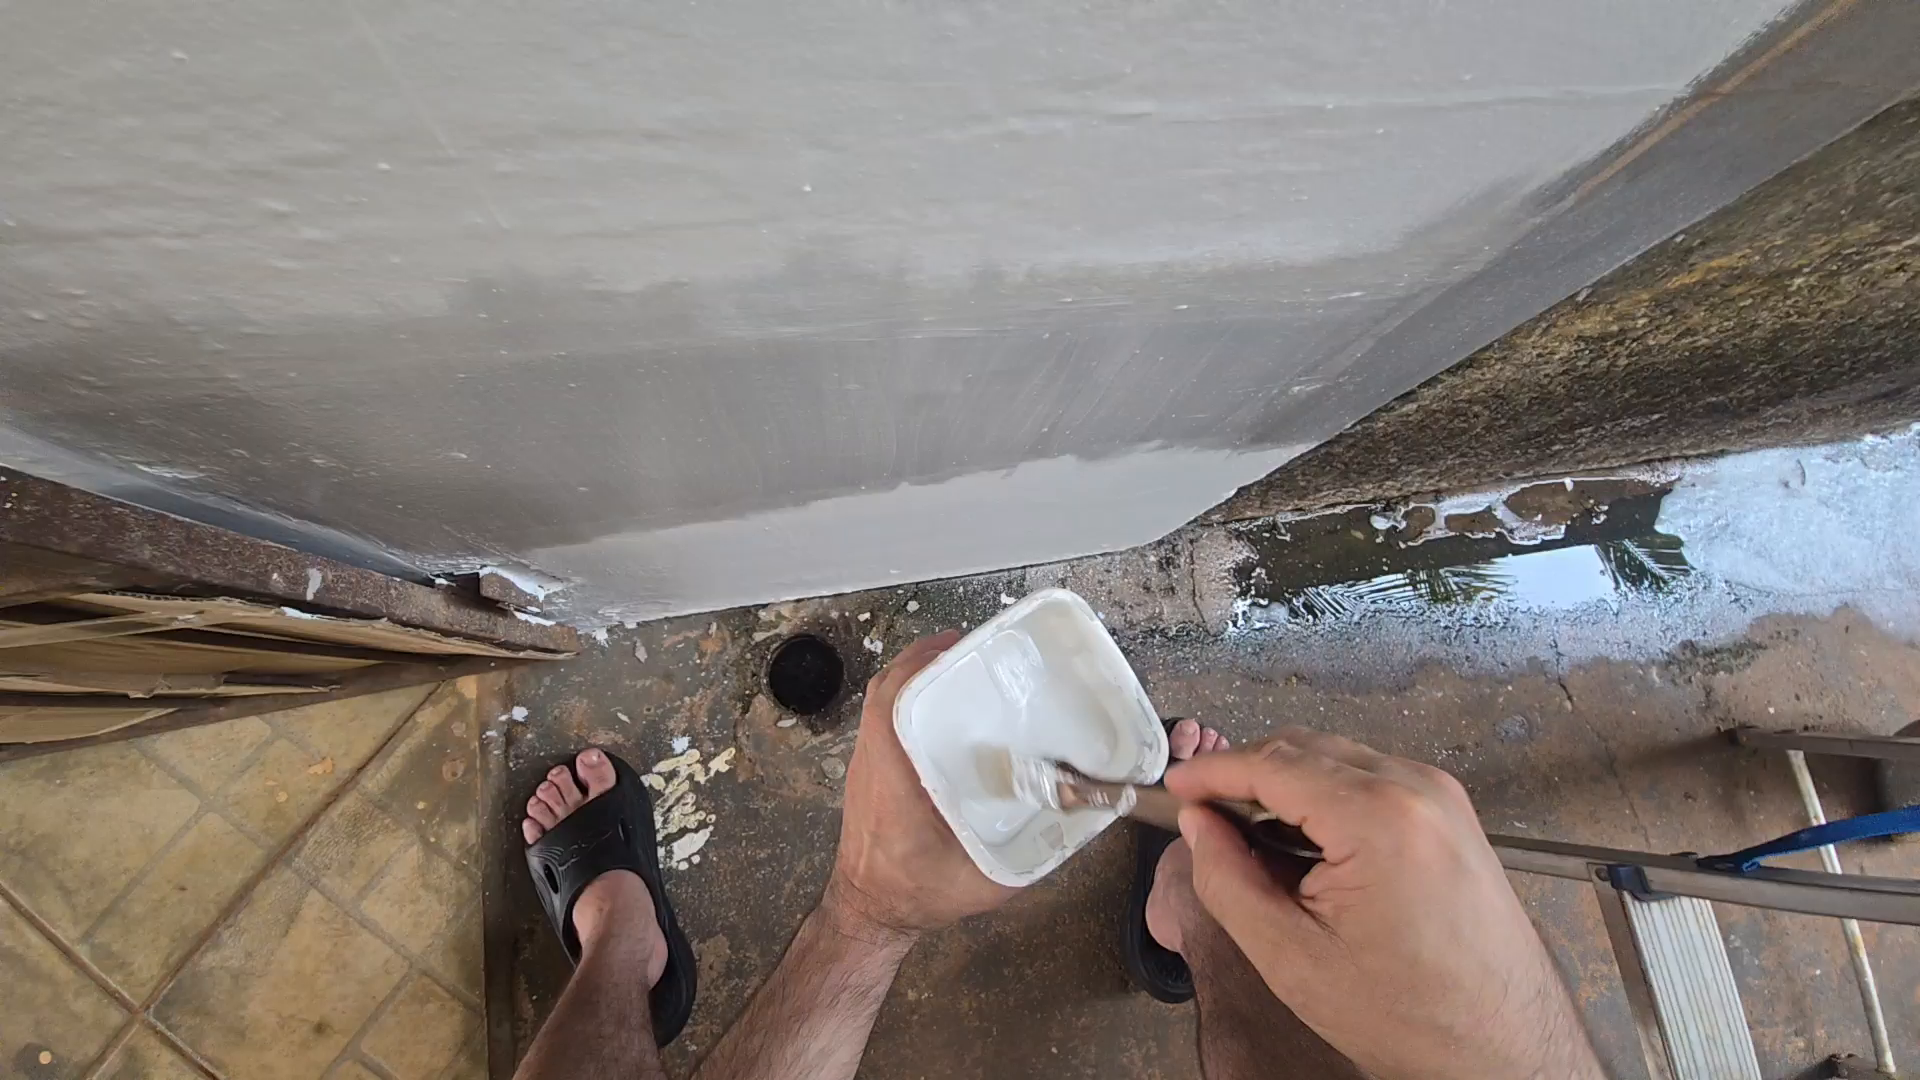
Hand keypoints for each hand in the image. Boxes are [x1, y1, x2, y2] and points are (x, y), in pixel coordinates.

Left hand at [825, 630, 1016, 940]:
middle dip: (920, 658)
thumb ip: (1032, 853)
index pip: (893, 701)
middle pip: (885, 689)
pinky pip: (880, 719)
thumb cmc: (918, 895)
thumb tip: (1077, 815)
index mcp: (895, 777)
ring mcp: (864, 764)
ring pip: (879, 701)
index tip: (956, 644)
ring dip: (912, 676)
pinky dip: (905, 699)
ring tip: (955, 667)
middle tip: (965, 648)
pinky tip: (939, 707)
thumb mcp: (983, 880)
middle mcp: (873, 760)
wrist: (868, 915)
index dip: (919, 664)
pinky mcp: (866, 772)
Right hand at [1166, 728, 1602, 1079]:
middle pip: (1300, 748)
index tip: (1173, 786)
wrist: (1515, 1056)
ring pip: (1330, 756)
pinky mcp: (1447, 810)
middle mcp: (1413, 785)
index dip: (1212, 770)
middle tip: (1203, 812)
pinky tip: (1302, 835)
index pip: (1271, 763)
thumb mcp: (1290, 956)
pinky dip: (1319, 790)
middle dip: (1243, 773)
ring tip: (1248, 828)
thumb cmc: (1403, 1014)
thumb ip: (1226, 878)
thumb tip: (1197, 821)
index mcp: (1378, 816)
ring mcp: (1438, 793)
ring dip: (1280, 780)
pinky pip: (1363, 774)